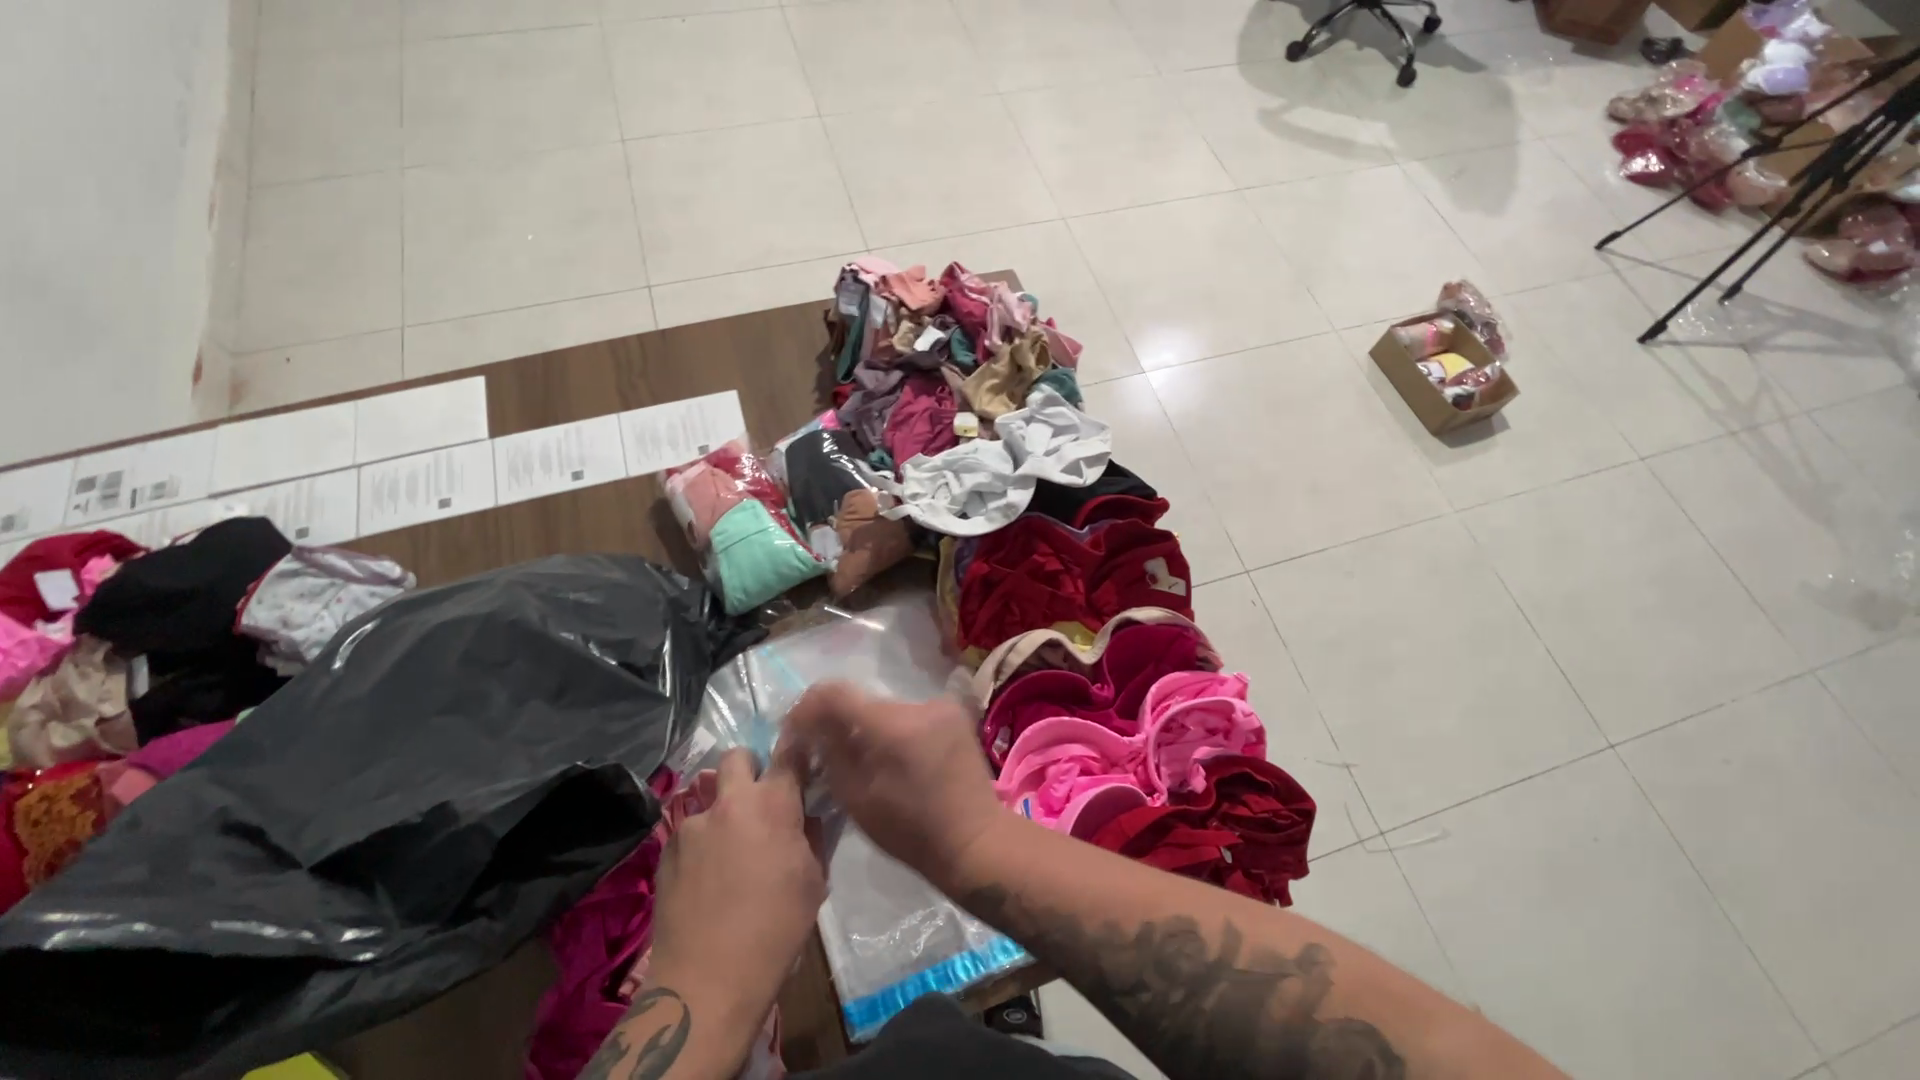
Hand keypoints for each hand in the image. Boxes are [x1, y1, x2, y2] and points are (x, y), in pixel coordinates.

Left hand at [646, 748, 824, 1040]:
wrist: (707, 981)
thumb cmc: (776, 931)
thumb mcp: (814, 884)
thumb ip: (811, 839)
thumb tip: (806, 819)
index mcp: (773, 805)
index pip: (789, 754)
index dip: (798, 753)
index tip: (803, 765)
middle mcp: (729, 803)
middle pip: (737, 757)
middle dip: (750, 768)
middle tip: (760, 801)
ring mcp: (691, 826)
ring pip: (709, 798)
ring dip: (723, 812)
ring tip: (729, 852)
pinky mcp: (665, 852)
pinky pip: (689, 832)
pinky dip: (701, 843)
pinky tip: (706, 878)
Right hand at [780, 682, 1008, 891]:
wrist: (974, 840)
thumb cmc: (910, 830)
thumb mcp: (856, 798)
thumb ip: (829, 753)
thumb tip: (809, 726)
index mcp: (891, 725)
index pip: (834, 693)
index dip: (807, 707)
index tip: (796, 731)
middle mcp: (917, 704)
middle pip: (862, 702)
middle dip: (839, 722)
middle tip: (825, 750)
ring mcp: (940, 707)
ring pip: (886, 709)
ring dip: (869, 727)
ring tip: (862, 759)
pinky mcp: (954, 715)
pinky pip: (910, 716)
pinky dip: (894, 731)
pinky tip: (894, 759)